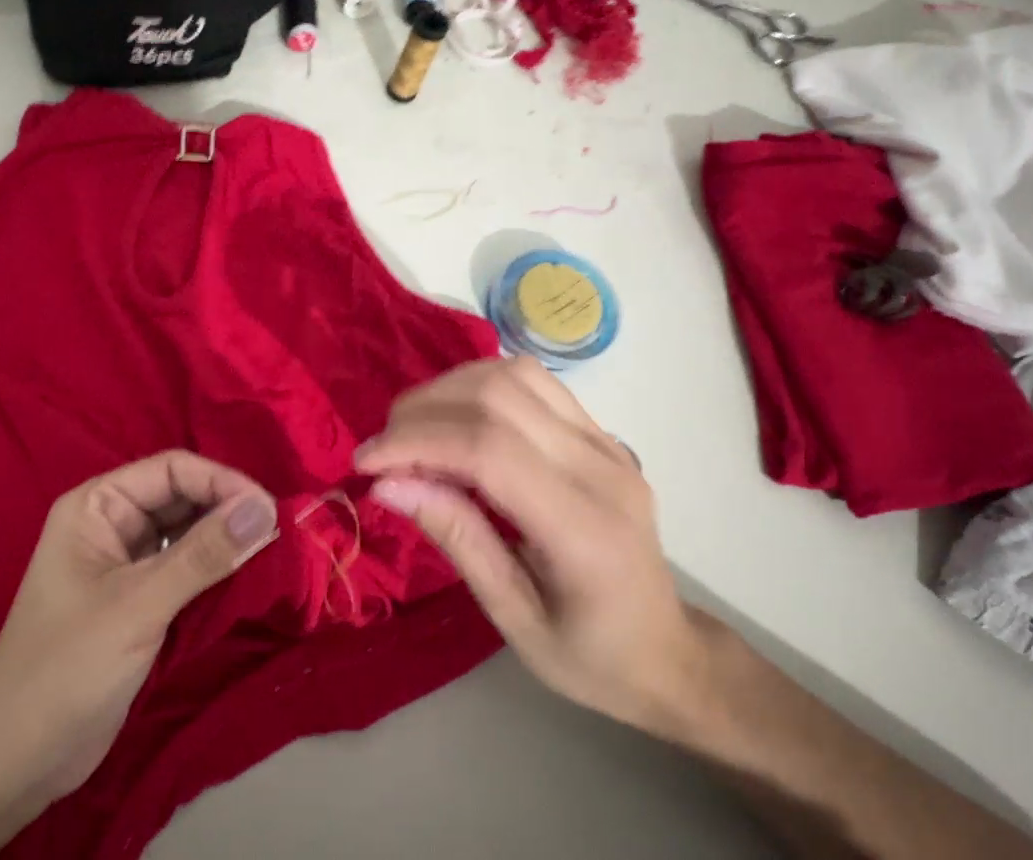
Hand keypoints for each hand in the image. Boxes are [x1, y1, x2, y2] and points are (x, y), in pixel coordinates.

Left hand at [0, 452, 279, 859]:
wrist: (18, 756)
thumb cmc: (66, 668)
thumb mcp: (138, 606)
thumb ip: (202, 555)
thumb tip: (264, 509)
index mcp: (95, 506)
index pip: (171, 470)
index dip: (222, 482)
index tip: (271, 513)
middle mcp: (110, 526)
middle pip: (181, 498)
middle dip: (227, 511)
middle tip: (280, 538)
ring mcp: (123, 567)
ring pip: (186, 536)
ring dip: (225, 543)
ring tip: (273, 558)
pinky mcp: (138, 605)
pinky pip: (185, 573)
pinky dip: (215, 575)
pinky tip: (247, 584)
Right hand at [355, 358, 710, 735]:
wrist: (667, 654)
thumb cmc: (589, 657)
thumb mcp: (513, 618)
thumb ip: (457, 540)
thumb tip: (388, 483)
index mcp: (584, 529)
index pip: (489, 449)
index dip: (416, 442)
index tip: (365, 464)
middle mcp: (602, 470)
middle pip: (498, 396)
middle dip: (422, 411)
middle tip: (382, 452)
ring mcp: (607, 445)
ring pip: (514, 375)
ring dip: (447, 391)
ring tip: (411, 433)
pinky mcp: (601, 436)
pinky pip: (532, 384)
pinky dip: (477, 389)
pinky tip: (453, 422)